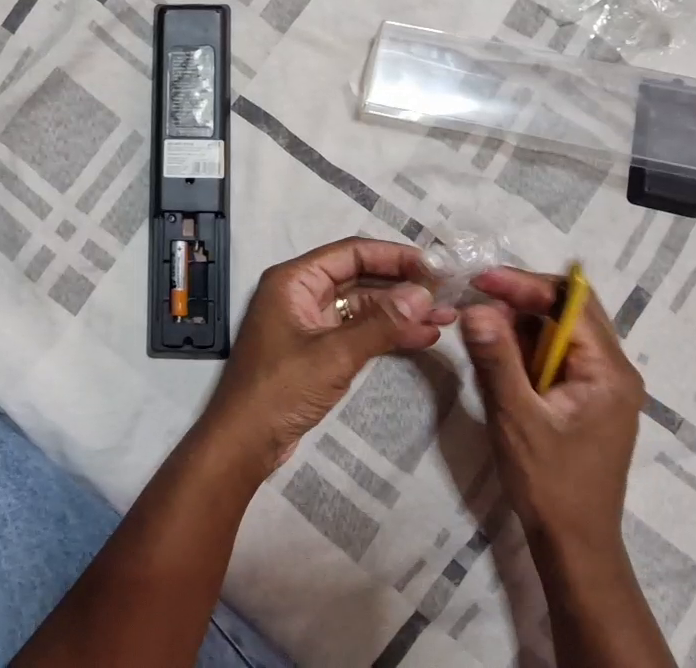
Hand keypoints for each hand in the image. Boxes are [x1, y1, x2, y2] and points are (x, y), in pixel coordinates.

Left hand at [200, 238, 456, 476]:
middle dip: (403, 284)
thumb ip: (381, 323)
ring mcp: (310, 322)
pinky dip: (387, 333)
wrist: (246, 441)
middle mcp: (301, 293)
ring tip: (447, 317)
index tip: (436, 266)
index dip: (395, 256)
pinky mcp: (318, 349)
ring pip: (363, 305)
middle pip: (360, 276)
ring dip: (401, 311)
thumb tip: (425, 294)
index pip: (351, 253)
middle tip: (449, 293)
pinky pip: (358, 330)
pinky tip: (423, 336)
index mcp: (294, 280)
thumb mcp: (335, 354)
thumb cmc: (282, 389)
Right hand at [459, 267, 644, 559]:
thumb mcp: (515, 417)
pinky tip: (498, 355)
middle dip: (522, 298)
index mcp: (608, 371)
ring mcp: (603, 386)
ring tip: (481, 326)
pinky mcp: (587, 400)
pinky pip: (557, 356)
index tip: (479, 281)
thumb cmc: (549, 482)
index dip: (524, 285)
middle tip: (477, 299)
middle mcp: (614, 370)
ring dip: (522, 322)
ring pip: (562, 331)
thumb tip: (476, 307)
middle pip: (570, 309)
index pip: (570, 302)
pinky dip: (527, 347)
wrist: (574, 542)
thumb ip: (497, 359)